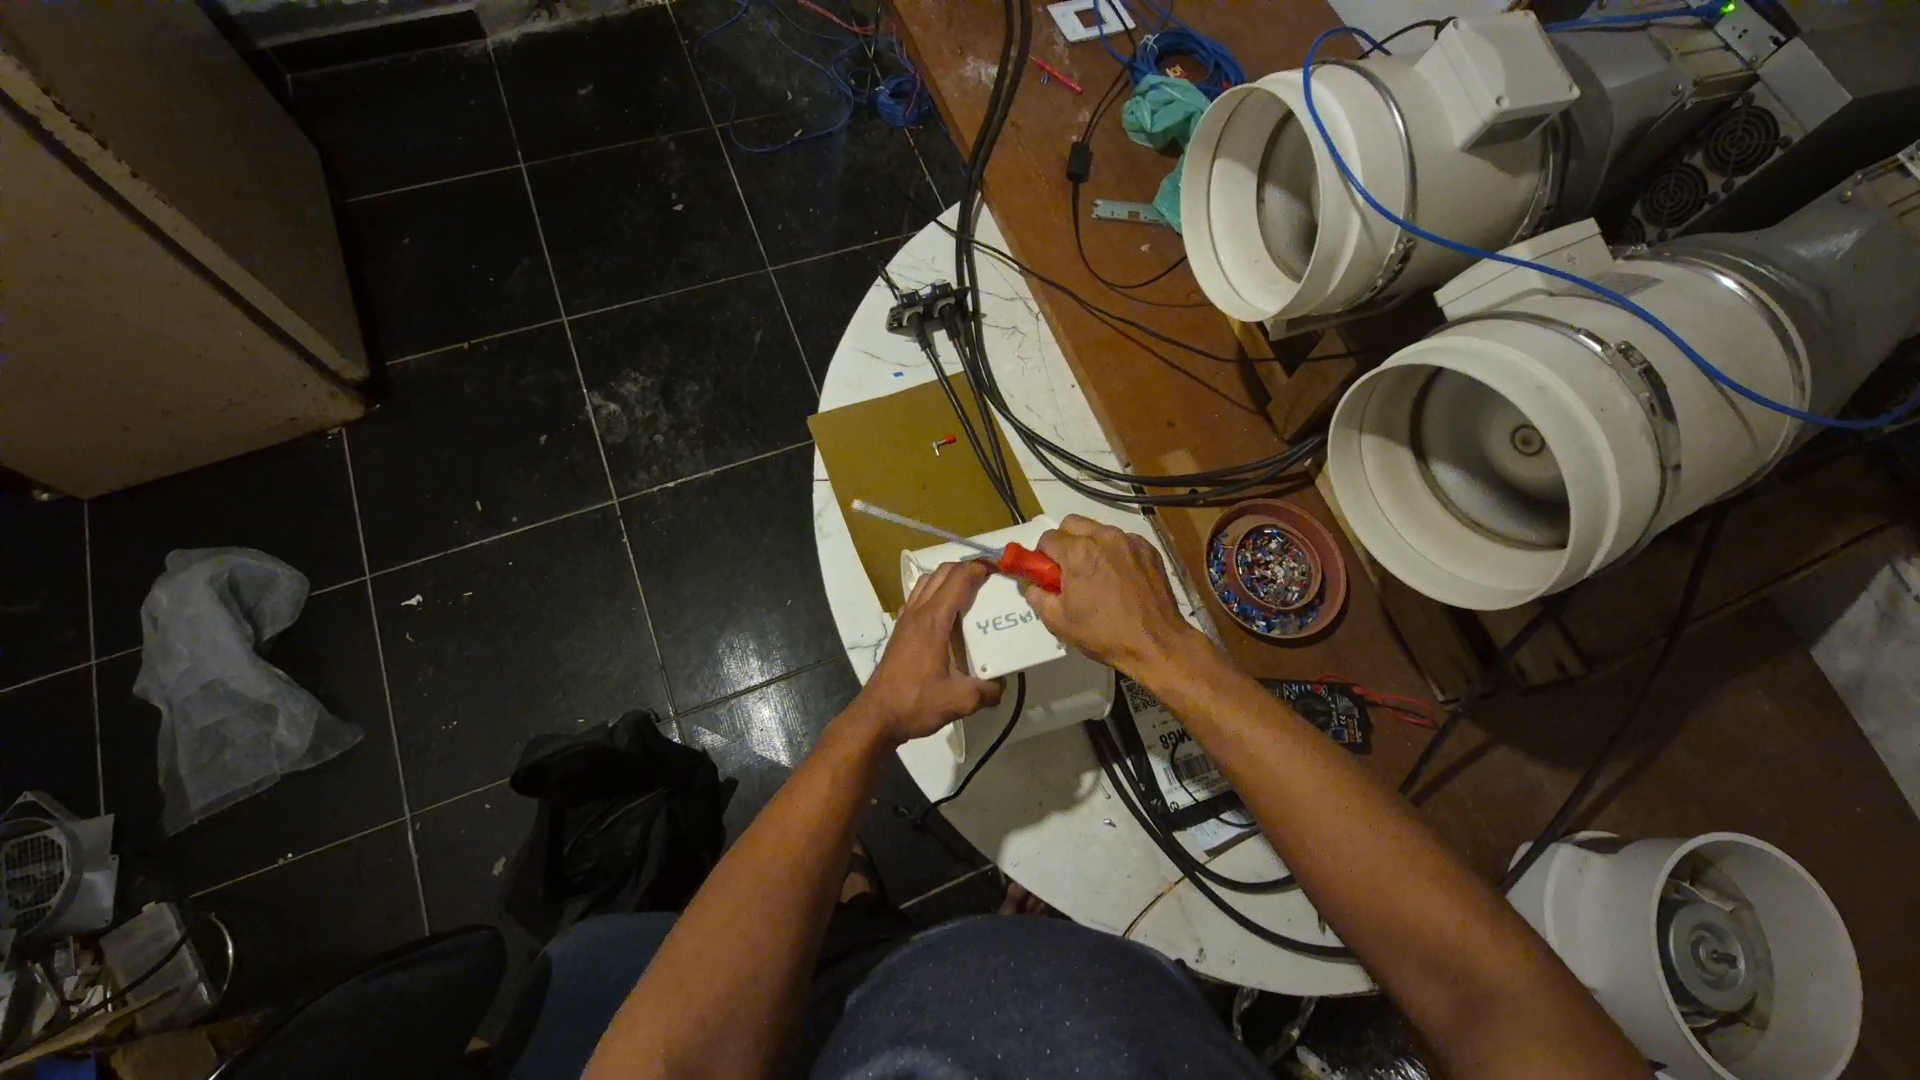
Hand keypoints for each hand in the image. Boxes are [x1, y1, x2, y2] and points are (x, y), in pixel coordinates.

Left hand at [855, 560, 1004, 743]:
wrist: (877, 716)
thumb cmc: (916, 703)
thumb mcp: (961, 701)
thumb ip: (989, 691)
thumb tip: (1003, 684)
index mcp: (934, 620)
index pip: (959, 578)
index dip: (980, 567)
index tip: (1000, 570)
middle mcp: (918, 612)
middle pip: (942, 572)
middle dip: (967, 568)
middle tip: (989, 579)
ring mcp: (905, 619)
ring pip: (927, 582)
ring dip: (948, 578)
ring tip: (970, 592)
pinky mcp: (899, 630)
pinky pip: (918, 597)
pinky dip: (934, 593)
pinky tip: (947, 615)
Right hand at [1022, 515, 1207, 677]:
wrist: (1155, 643)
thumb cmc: (1103, 633)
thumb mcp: (1057, 621)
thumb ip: (1036, 595)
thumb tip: (1032, 584)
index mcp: (1078, 551)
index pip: (1047, 538)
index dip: (1042, 556)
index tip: (1047, 574)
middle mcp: (1104, 537)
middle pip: (1072, 524)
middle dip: (1064, 542)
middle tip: (1068, 569)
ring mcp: (1130, 540)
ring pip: (1098, 530)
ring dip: (1090, 545)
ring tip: (1096, 574)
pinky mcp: (1148, 549)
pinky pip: (1122, 541)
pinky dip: (1114, 553)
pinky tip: (1119, 578)